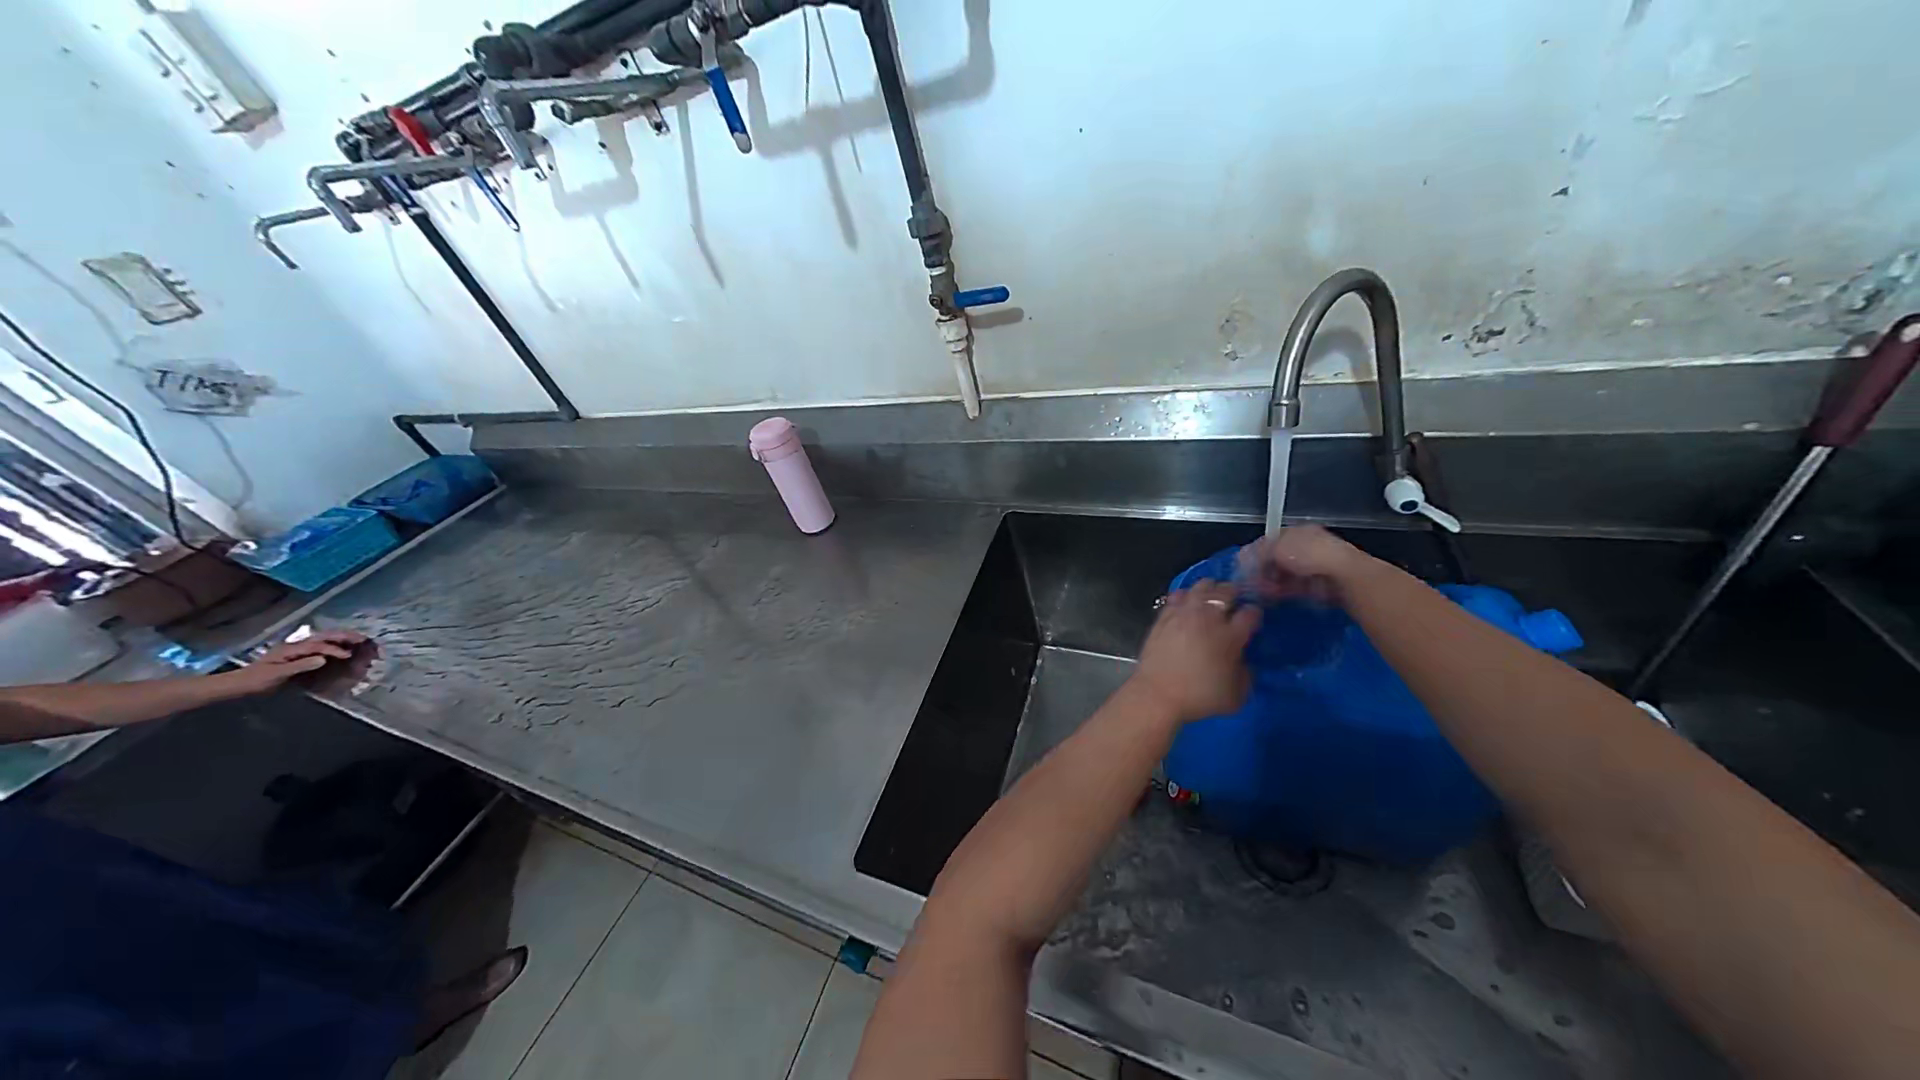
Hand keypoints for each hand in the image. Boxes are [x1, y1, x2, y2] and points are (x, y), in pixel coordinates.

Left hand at [226, 629, 366, 694]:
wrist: (238, 684)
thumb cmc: (256, 680)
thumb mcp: (276, 675)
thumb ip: (300, 666)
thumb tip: (324, 659)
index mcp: (291, 648)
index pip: (318, 645)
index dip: (334, 649)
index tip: (348, 655)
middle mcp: (296, 645)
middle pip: (324, 636)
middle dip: (344, 636)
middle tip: (363, 638)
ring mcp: (297, 649)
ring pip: (323, 639)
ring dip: (341, 638)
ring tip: (359, 640)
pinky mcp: (298, 655)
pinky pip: (321, 646)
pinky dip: (335, 644)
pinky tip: (343, 647)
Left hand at [1128, 581, 1261, 723]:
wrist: (1157, 694)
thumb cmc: (1199, 697)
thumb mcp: (1236, 695)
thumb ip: (1246, 675)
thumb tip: (1243, 663)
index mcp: (1230, 636)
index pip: (1250, 613)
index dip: (1255, 614)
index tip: (1253, 620)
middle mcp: (1208, 619)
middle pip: (1226, 591)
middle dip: (1235, 593)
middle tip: (1235, 601)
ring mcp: (1184, 614)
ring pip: (1201, 587)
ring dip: (1210, 589)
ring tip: (1212, 596)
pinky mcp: (1164, 617)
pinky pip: (1177, 595)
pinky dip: (1186, 596)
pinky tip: (1188, 603)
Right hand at [1234, 525, 1365, 604]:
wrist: (1345, 576)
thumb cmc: (1309, 555)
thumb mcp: (1276, 547)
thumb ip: (1256, 552)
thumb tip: (1241, 557)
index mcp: (1298, 531)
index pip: (1269, 541)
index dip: (1254, 553)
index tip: (1243, 567)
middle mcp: (1307, 546)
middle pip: (1277, 559)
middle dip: (1262, 571)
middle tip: (1252, 583)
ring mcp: (1315, 566)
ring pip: (1286, 575)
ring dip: (1272, 583)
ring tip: (1263, 592)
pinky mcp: (1321, 585)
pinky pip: (1296, 588)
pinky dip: (1284, 592)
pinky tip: (1276, 597)